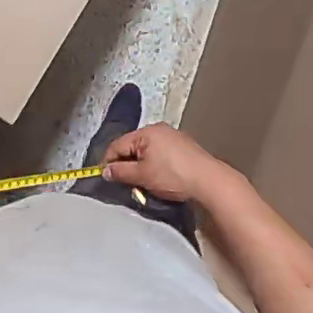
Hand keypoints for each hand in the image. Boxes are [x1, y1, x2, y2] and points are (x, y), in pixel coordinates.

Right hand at [102, 123, 231, 202]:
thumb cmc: (173, 175)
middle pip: (132, 146)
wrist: (207, 180)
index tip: (105, 178)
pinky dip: (153, 164)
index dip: (108, 161)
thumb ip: (120, 172)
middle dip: (125, 164)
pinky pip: (159, 153)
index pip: (118, 144)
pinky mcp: (182, 146)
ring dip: (140, 165)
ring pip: (146, 150)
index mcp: (147, 132)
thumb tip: (106, 170)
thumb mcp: (142, 175)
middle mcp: (159, 129)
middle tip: (124, 183)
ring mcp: (172, 136)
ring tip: (141, 183)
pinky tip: (157, 178)